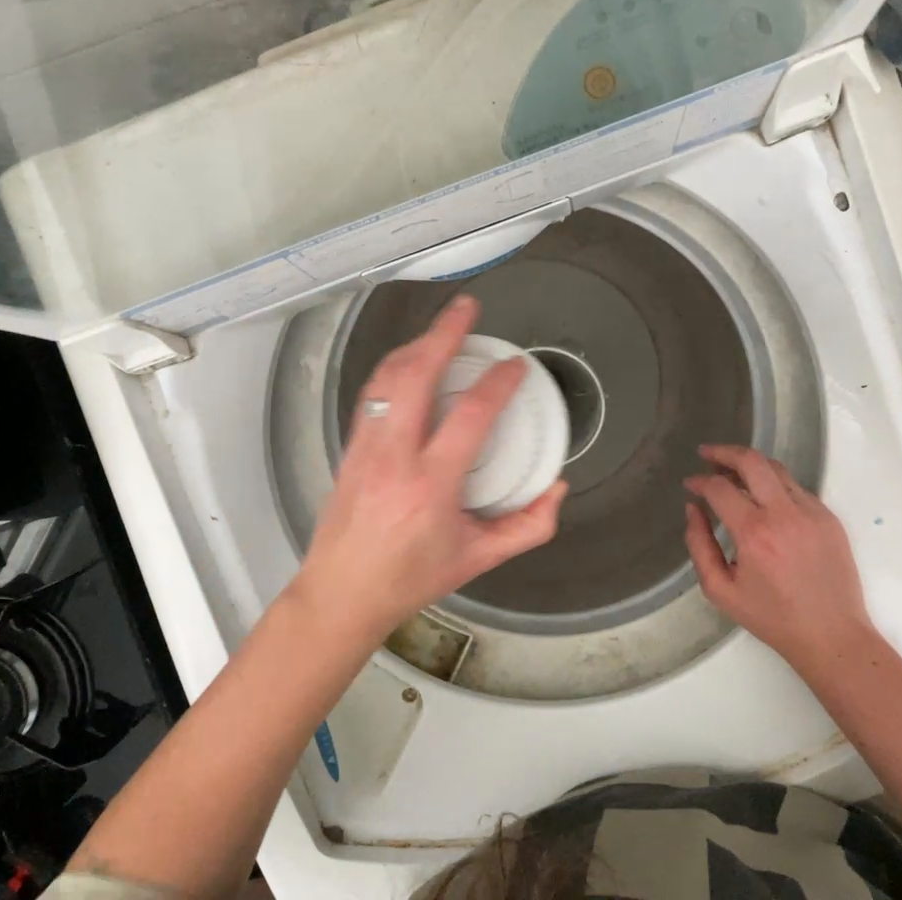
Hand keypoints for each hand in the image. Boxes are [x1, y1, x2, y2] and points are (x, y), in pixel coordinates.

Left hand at [292, 295, 566, 642]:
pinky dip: (394, 367)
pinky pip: (373, 392)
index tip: (516, 367)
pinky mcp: (351, 446)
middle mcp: (394, 457)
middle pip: (416, 375)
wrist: (343, 592)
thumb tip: (557, 489)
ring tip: (442, 327)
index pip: (469, 416)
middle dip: (443, 333)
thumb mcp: (478, 559)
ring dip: (416, 344)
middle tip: (467, 308)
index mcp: (430, 485)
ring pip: (388, 377)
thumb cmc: (410, 577)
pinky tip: (410, 361)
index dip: (497, 384)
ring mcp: (367, 447)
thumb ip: (527, 526)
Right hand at [683, 445, 872, 669]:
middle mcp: (785, 515)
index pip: (720, 488)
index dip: (700, 481)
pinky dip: (775, 486)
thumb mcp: (720, 590)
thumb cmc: (772, 618)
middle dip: (724, 452)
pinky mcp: (829, 518)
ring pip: (777, 470)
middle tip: (707, 454)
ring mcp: (812, 513)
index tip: (690, 484)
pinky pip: (797, 489)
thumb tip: (693, 509)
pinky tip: (764, 500)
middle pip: (752, 461)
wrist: (832, 635)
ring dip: (751, 465)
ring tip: (732, 472)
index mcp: (755, 533)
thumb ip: (699, 545)